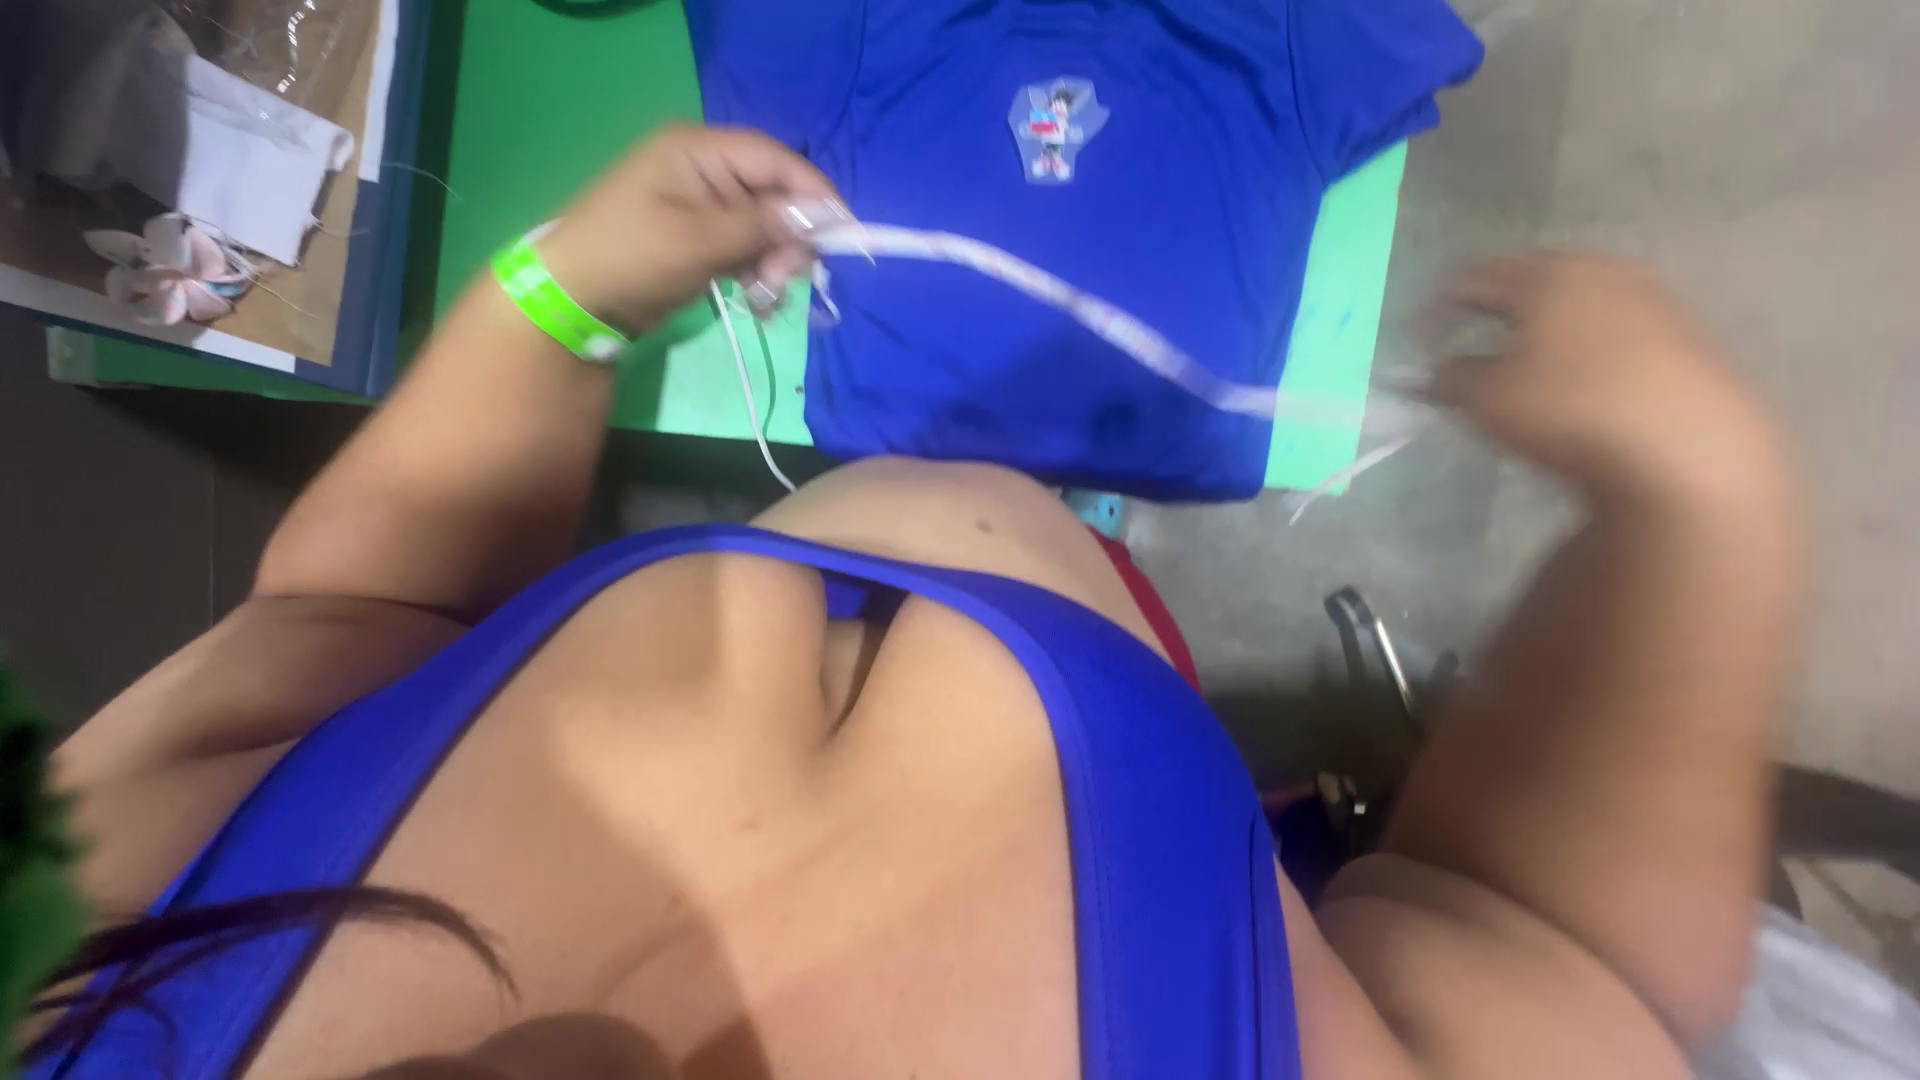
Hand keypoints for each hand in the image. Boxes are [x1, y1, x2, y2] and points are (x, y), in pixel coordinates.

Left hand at [537, 124, 840, 332]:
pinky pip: (750, 248)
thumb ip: (761, 226)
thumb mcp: (698, 241)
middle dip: (790, 238)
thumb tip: (820, 218)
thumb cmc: (631, 258)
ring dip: (775, 261)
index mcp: (699, 151)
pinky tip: (753, 296)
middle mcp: (707, 170)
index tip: (845, 234)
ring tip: (761, 293)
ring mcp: (705, 205)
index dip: (815, 194)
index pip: (775, 160)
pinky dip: (759, 272)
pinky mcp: (705, 237)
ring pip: (768, 227)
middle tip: (785, 278)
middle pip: (776, 195)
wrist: (577, 299)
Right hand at [1421, 254, 1788, 512]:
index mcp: (1549, 275)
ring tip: (1514, 368)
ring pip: (1572, 304)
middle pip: (1529, 280)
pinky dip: (1576, 347)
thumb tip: (1431, 371)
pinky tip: (1569, 385)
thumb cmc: (1567, 410)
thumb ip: (1446, 377)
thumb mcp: (1483, 398)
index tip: (1414, 341)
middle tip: (1462, 344)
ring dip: (1536, 329)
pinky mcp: (1683, 335)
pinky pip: (1608, 328)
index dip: (1435, 306)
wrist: (1689, 450)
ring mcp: (1651, 299)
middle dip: (1490, 311)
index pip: (1473, 275)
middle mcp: (1603, 271)